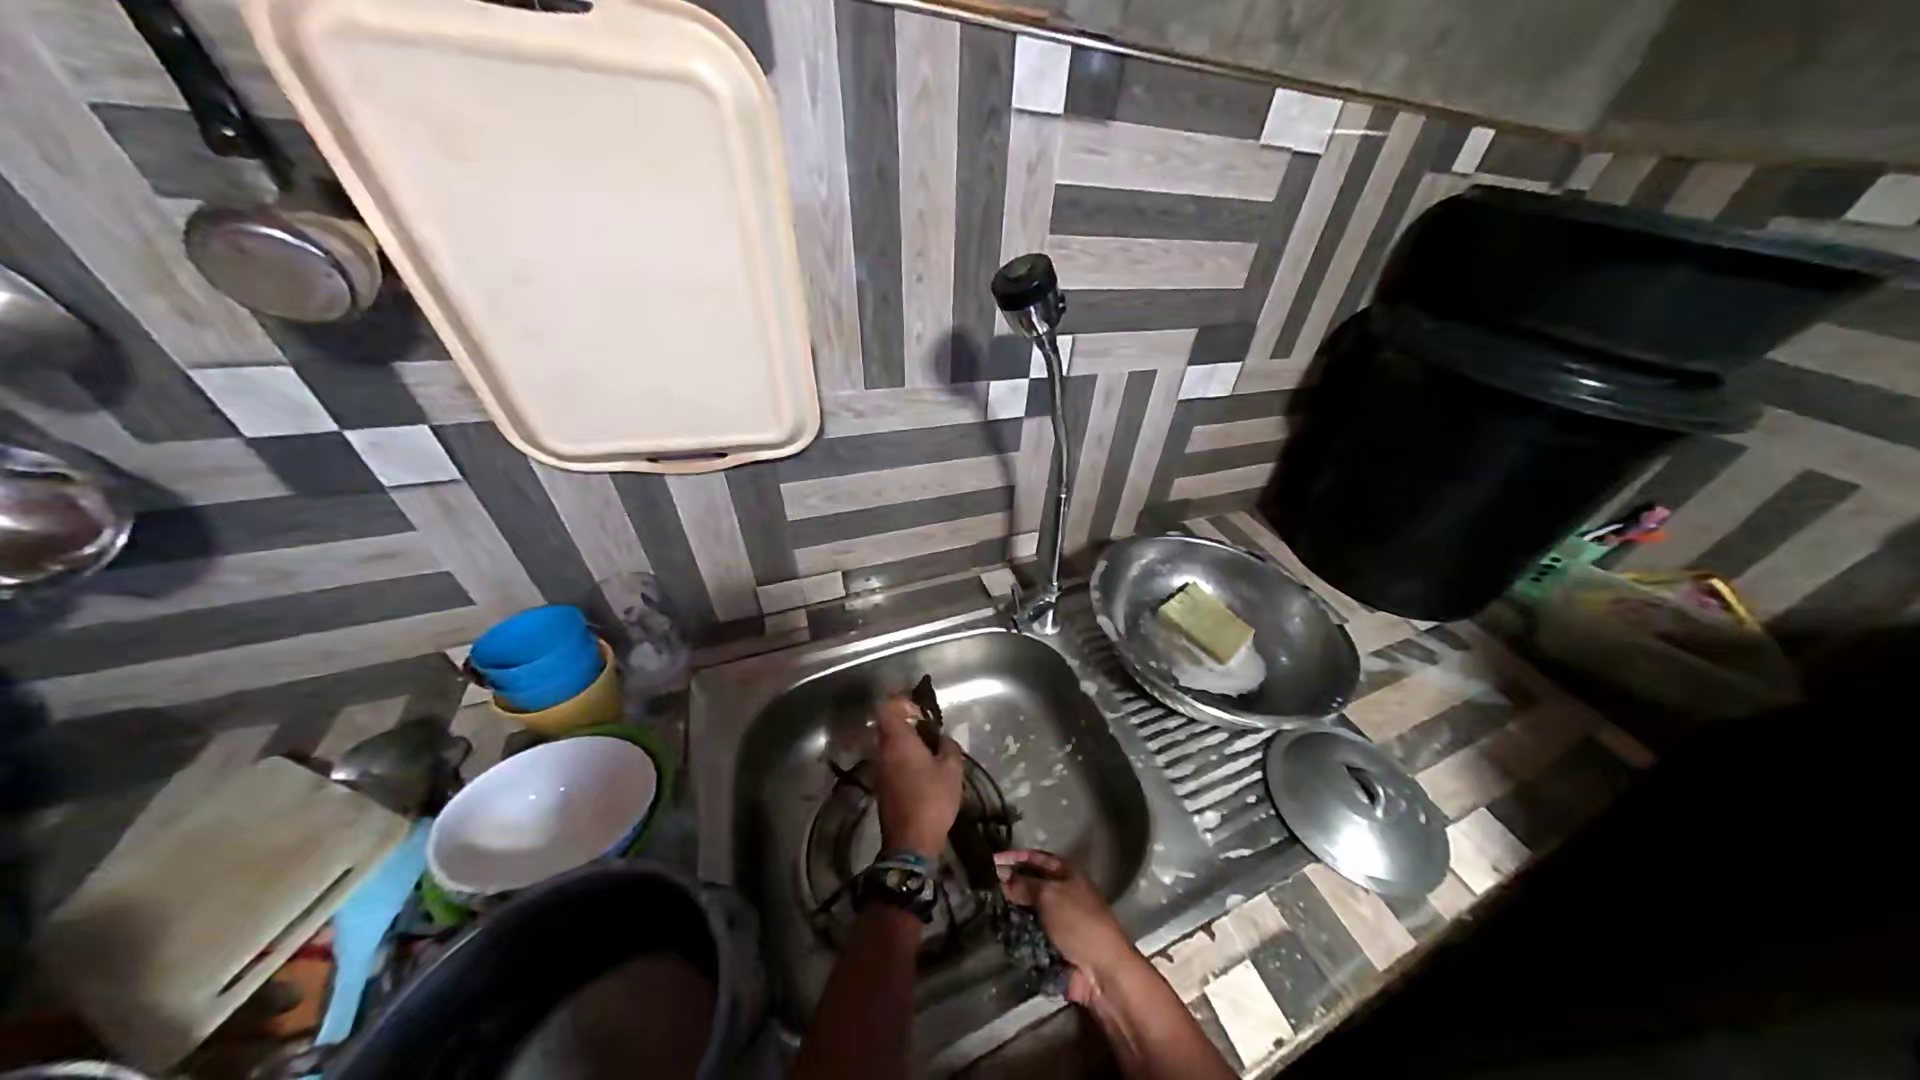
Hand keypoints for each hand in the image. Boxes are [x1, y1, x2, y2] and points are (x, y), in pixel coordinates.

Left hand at [871, 694, 963, 857]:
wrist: (911, 842)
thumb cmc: (933, 799)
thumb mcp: (952, 770)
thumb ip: (949, 747)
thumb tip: (944, 739)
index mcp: (897, 740)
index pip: (887, 707)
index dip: (902, 702)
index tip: (921, 711)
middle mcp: (882, 751)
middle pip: (887, 725)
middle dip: (908, 724)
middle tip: (930, 732)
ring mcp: (878, 769)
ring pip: (888, 745)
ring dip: (906, 743)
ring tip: (930, 754)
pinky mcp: (881, 786)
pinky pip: (890, 761)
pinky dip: (903, 759)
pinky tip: (923, 772)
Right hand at [995, 850, 1140, 1006]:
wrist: (1102, 971)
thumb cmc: (1079, 922)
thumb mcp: (1049, 895)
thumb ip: (1023, 884)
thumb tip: (1001, 875)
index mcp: (1066, 873)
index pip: (1035, 857)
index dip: (1013, 857)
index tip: (988, 860)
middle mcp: (1060, 893)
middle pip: (1029, 884)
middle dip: (1008, 886)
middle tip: (980, 887)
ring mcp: (1055, 921)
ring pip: (1025, 911)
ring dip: (1009, 911)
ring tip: (983, 909)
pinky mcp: (1050, 945)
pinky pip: (1027, 934)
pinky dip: (1014, 934)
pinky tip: (996, 932)